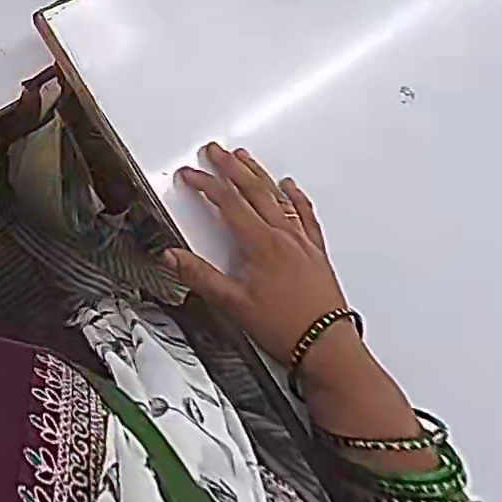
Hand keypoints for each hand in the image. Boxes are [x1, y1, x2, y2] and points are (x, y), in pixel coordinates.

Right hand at [162, 144, 354, 379]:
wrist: (329, 350)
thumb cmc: (286, 329)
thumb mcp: (233, 304)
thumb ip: (199, 276)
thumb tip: (172, 257)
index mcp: (261, 244)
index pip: (227, 202)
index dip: (205, 183)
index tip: (190, 174)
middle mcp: (283, 236)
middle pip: (253, 189)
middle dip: (230, 166)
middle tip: (215, 150)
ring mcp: (301, 242)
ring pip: (277, 196)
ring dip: (258, 173)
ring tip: (245, 157)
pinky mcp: (315, 252)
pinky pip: (305, 215)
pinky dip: (296, 197)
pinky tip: (290, 187)